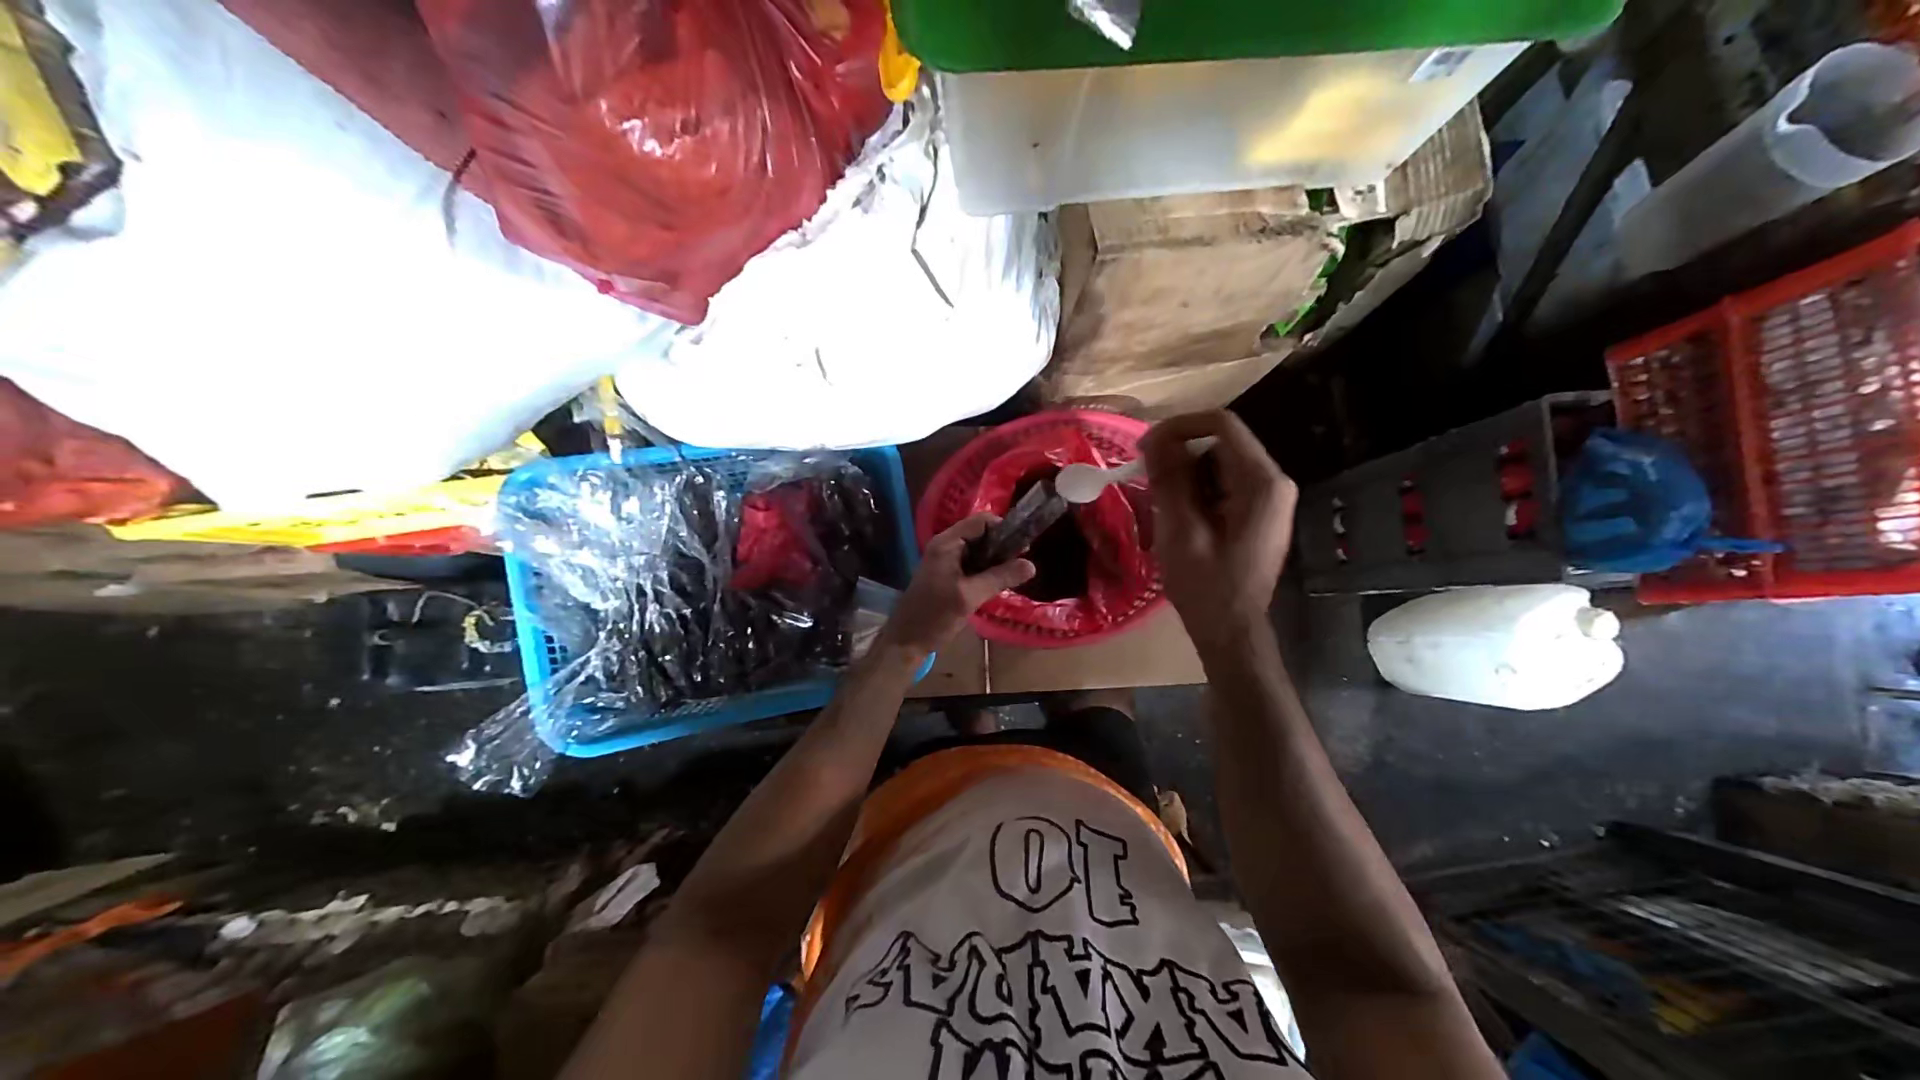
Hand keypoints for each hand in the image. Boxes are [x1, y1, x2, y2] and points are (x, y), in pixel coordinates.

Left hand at [882, 514, 1035, 655]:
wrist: (907, 641)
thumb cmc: (935, 616)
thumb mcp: (969, 596)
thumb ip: (999, 578)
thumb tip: (1031, 565)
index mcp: (946, 543)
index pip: (981, 521)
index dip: (1003, 529)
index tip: (1022, 547)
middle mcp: (946, 546)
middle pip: (981, 535)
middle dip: (1002, 547)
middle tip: (1021, 564)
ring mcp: (946, 561)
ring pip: (978, 551)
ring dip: (996, 561)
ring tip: (1014, 575)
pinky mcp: (948, 576)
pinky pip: (972, 566)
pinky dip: (986, 571)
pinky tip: (999, 584)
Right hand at [1142, 410, 1297, 645]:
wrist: (1231, 631)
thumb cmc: (1206, 586)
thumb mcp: (1179, 531)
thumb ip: (1169, 479)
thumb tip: (1155, 440)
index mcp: (1261, 482)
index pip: (1222, 424)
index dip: (1178, 426)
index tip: (1144, 448)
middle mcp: (1273, 482)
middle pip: (1221, 443)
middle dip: (1179, 453)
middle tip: (1144, 478)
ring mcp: (1269, 499)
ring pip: (1219, 464)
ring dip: (1184, 474)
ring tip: (1157, 503)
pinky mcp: (1259, 513)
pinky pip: (1223, 484)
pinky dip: (1196, 491)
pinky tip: (1176, 516)